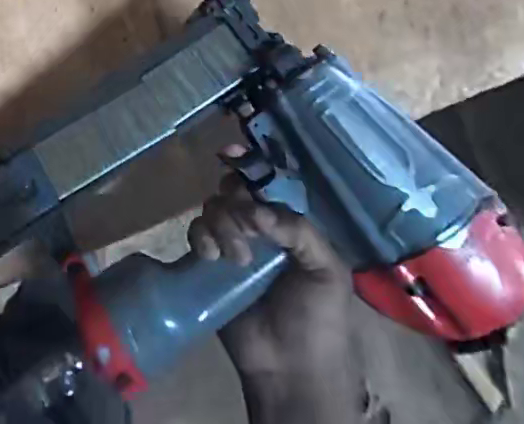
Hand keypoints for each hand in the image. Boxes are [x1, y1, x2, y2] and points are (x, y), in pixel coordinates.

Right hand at [188, 166, 361, 423]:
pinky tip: (211, 256)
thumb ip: (299, 230)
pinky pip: (196, 233)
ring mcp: (232, 243)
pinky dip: (200, 236)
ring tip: (237, 258)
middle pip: (234, 187)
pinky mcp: (209, 265)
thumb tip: (256, 210)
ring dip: (222, 223)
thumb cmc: (319, 319)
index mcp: (288, 222)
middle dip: (235, 198)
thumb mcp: (327, 270)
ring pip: (214, 206)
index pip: (266, 180)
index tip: (231, 151)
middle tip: (246, 226)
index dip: (249, 161)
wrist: (293, 371)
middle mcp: (258, 226)